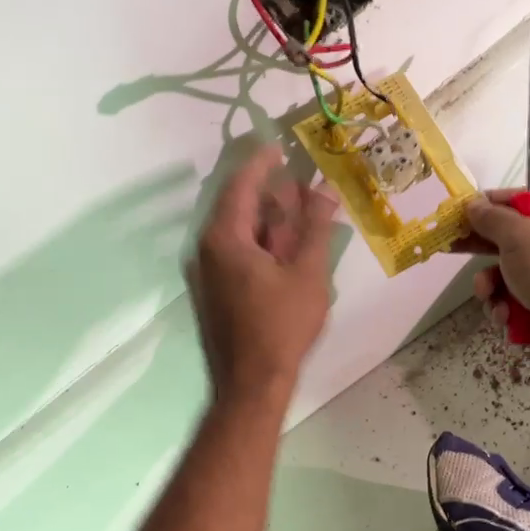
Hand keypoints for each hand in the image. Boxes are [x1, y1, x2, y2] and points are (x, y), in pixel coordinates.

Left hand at [189, 147, 336, 406]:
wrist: (251, 384)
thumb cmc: (282, 326)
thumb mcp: (308, 274)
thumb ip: (315, 229)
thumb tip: (324, 192)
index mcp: (224, 238)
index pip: (240, 184)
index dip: (262, 162)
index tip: (281, 147)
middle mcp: (205, 249)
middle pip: (236, 207)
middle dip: (269, 193)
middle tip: (300, 185)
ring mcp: (205, 273)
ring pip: (236, 232)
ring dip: (266, 221)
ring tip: (298, 217)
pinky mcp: (212, 293)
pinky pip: (233, 253)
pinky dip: (258, 243)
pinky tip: (283, 252)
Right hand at [458, 189, 529, 379]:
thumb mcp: (519, 236)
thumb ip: (492, 219)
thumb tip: (473, 205)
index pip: (525, 201)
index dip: (493, 205)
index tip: (463, 211)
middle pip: (514, 242)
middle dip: (485, 251)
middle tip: (452, 247)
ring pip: (510, 278)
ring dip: (493, 288)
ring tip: (488, 295)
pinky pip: (517, 305)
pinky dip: (507, 311)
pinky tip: (506, 317)